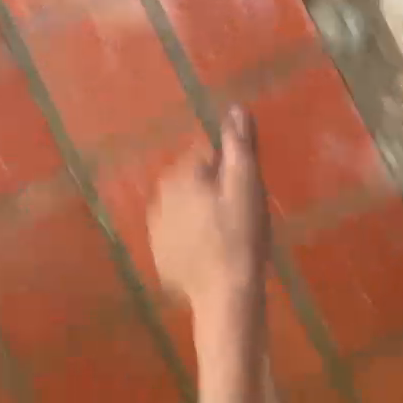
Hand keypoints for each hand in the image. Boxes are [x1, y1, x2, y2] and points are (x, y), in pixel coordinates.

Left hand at [150, 106, 269, 317]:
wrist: (226, 294)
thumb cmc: (241, 232)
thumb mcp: (247, 182)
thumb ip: (238, 143)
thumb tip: (235, 108)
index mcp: (179, 176)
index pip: (207, 153)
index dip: (230, 166)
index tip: (245, 186)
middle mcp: (159, 199)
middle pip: (194, 179)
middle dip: (214, 186)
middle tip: (240, 207)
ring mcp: (156, 232)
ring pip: (186, 206)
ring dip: (203, 209)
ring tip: (229, 229)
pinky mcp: (160, 257)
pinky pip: (180, 232)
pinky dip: (194, 234)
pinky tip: (213, 248)